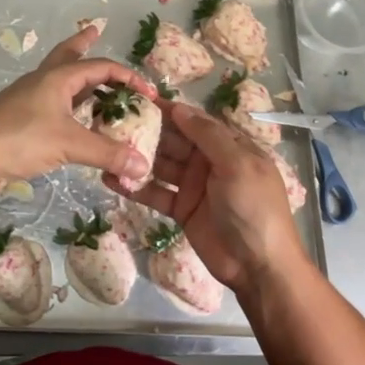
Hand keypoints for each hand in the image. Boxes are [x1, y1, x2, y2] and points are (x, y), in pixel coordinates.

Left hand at [0, 25, 159, 190]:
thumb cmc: (20, 139)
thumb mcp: (69, 145)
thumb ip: (108, 153)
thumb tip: (142, 165)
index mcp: (57, 78)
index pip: (100, 66)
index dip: (127, 77)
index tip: (149, 93)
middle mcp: (42, 82)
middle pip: (66, 56)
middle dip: (82, 44)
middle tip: (94, 30)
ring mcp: (27, 100)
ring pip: (57, 81)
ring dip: (76, 78)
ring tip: (91, 80)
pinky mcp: (19, 120)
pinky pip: (50, 105)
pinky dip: (67, 106)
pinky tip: (71, 119)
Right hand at [107, 100, 306, 292]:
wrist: (258, 266)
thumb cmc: (254, 208)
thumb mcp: (237, 165)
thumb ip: (208, 135)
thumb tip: (179, 108)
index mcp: (229, 147)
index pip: (195, 121)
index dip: (169, 110)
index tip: (138, 98)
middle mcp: (209, 162)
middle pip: (174, 141)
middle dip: (148, 131)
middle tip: (112, 121)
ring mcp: (194, 186)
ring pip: (161, 165)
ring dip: (137, 158)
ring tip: (106, 146)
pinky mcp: (181, 210)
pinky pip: (155, 193)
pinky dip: (136, 187)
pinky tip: (111, 179)